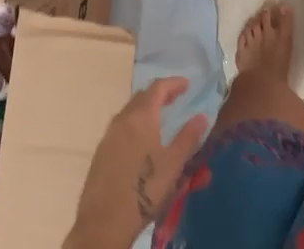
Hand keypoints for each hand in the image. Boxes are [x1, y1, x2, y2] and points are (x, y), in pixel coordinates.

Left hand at [66, 77, 209, 248]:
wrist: (105, 220)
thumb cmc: (145, 189)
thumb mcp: (174, 163)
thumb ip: (188, 137)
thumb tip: (202, 116)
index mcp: (141, 117)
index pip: (157, 88)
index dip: (173, 83)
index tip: (187, 84)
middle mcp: (122, 120)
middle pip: (141, 97)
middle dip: (159, 94)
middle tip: (175, 98)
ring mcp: (108, 136)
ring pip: (129, 113)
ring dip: (145, 110)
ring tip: (159, 118)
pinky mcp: (101, 153)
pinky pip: (120, 129)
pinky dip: (134, 125)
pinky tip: (141, 141)